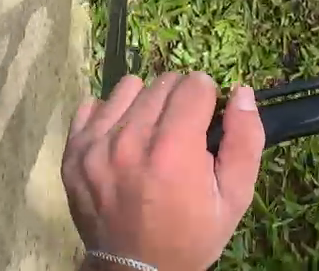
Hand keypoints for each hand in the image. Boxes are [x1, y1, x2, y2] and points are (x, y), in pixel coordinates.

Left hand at [61, 72, 264, 270]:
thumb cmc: (189, 235)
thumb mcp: (234, 198)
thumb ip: (245, 140)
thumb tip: (241, 92)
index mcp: (173, 150)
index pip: (195, 84)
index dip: (207, 100)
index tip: (204, 124)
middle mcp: (130, 140)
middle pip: (164, 82)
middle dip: (179, 100)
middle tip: (180, 133)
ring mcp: (96, 145)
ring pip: (130, 87)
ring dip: (145, 103)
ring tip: (150, 135)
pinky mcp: (73, 151)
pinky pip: (93, 104)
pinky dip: (111, 115)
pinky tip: (121, 140)